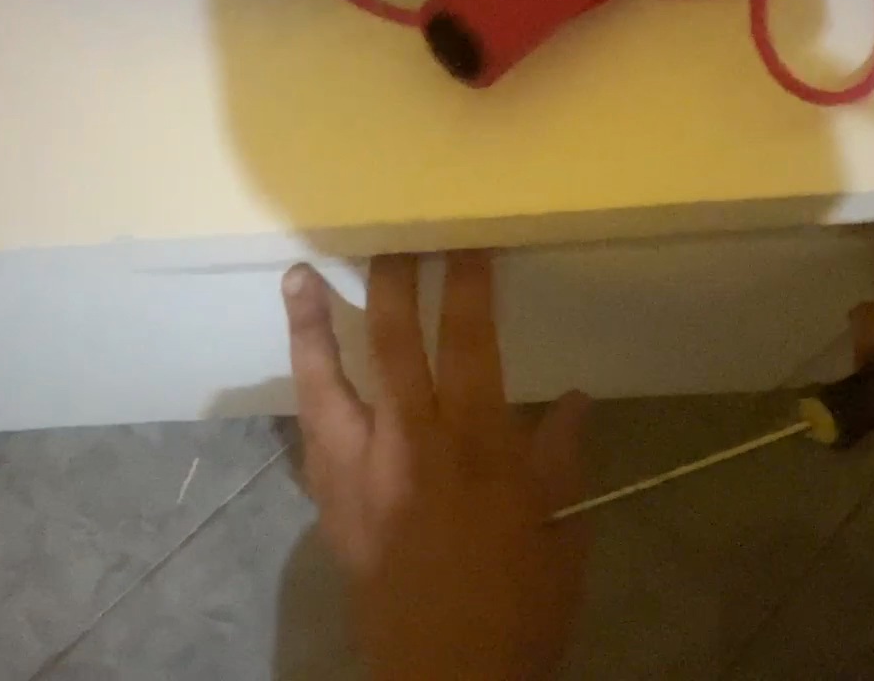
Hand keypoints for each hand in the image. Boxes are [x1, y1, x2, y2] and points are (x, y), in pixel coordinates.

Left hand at [281, 252, 589, 680]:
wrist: (444, 679)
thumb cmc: (515, 606)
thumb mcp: (560, 532)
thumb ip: (562, 457)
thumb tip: (575, 398)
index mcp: (478, 446)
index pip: (470, 341)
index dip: (468, 283)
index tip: (467, 241)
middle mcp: (412, 444)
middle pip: (395, 343)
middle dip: (393, 282)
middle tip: (393, 236)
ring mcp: (360, 470)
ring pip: (328, 381)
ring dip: (312, 324)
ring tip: (298, 275)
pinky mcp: (331, 498)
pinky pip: (312, 429)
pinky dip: (307, 386)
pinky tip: (303, 358)